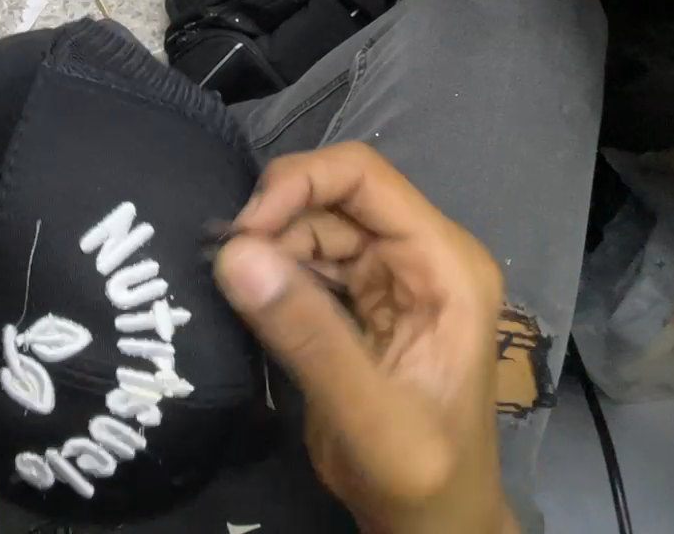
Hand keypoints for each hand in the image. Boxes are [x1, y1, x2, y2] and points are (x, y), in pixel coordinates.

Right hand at [214, 142, 516, 533]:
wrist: (434, 531)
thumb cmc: (423, 483)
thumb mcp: (369, 420)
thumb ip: (309, 337)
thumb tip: (232, 253)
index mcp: (444, 263)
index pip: (362, 176)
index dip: (297, 183)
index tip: (243, 231)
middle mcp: (419, 252)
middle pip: (331, 193)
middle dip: (275, 220)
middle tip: (229, 266)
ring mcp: (390, 271)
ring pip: (311, 221)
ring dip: (269, 247)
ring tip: (238, 291)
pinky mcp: (361, 293)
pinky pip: (306, 255)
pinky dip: (272, 269)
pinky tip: (253, 300)